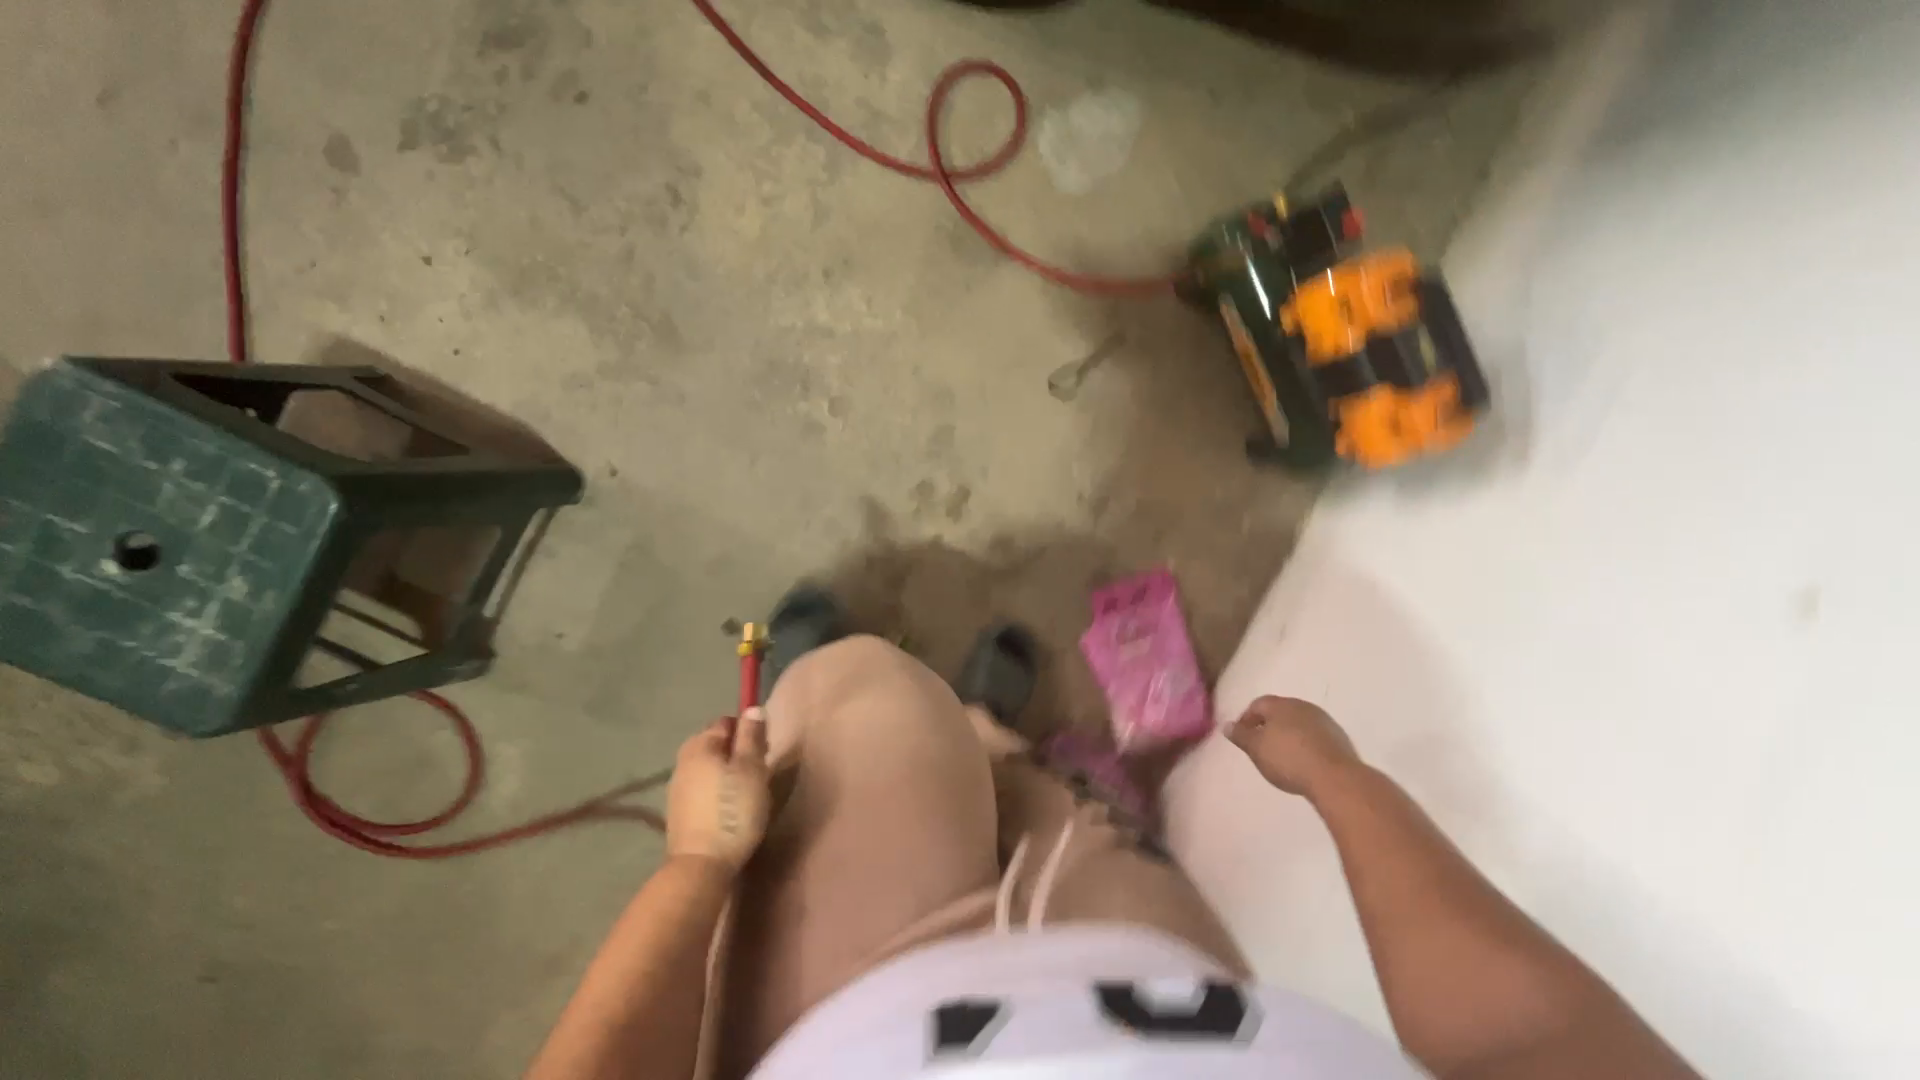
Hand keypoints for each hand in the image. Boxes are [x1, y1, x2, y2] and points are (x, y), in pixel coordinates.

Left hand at [666, 708, 770, 873]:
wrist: (702, 865)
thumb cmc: (733, 812)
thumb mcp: (752, 769)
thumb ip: (752, 737)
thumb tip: (752, 709)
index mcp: (700, 746)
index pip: (725, 723)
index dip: (747, 731)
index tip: (764, 751)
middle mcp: (683, 762)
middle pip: (713, 745)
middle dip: (736, 752)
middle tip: (758, 772)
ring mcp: (677, 789)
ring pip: (707, 768)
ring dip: (725, 773)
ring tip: (746, 793)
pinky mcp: (678, 813)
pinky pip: (701, 789)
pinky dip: (716, 792)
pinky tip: (728, 809)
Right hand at [1227, 696, 1360, 798]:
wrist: (1333, 777)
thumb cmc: (1288, 759)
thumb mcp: (1256, 749)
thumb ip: (1240, 735)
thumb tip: (1226, 725)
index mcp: (1280, 705)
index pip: (1258, 704)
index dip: (1246, 719)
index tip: (1242, 737)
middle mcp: (1303, 706)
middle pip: (1280, 711)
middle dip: (1268, 726)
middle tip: (1261, 746)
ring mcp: (1324, 721)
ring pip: (1299, 723)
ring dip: (1288, 735)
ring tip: (1282, 756)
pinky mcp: (1339, 738)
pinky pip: (1314, 736)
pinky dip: (1305, 744)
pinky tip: (1302, 761)